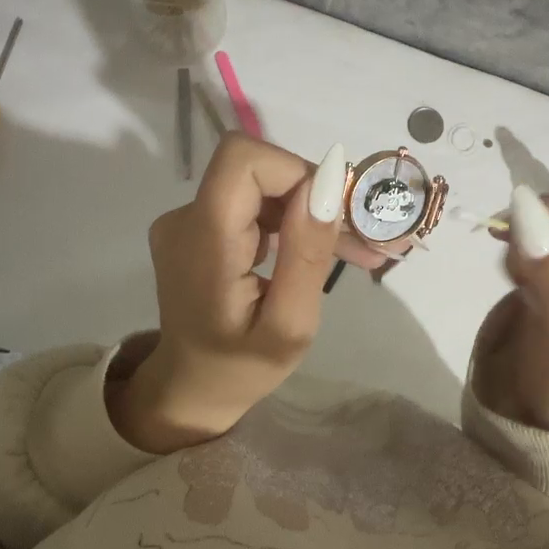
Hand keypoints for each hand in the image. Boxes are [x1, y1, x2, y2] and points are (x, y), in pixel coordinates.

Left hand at [110, 135, 377, 453]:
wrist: (192, 388)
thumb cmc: (242, 368)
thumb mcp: (289, 325)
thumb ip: (306, 254)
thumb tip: (328, 181)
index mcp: (204, 241)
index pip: (244, 159)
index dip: (295, 171)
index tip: (333, 214)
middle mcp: (185, 219)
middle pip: (256, 170)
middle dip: (314, 195)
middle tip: (363, 239)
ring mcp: (185, 222)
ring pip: (259, 188)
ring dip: (308, 213)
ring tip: (355, 253)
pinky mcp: (195, 230)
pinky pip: (249, 207)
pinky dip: (287, 225)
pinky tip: (316, 255)